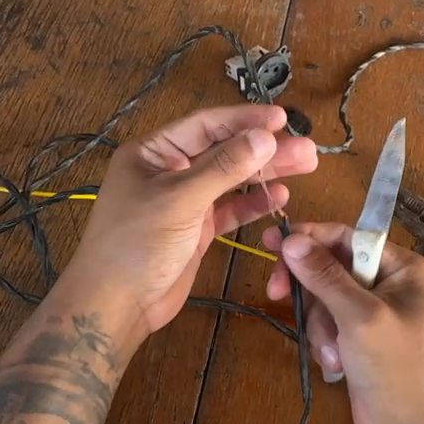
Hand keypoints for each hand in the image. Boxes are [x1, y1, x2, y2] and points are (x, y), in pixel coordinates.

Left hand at [62, 105, 317, 340]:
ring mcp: (184, 201)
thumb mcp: (180, 199)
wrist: (117, 304)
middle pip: (223, 151)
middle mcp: (168, 171)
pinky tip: (280, 196)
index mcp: (153, 152)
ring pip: (231, 180)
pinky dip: (253, 203)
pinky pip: (229, 209)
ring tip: (306, 165)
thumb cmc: (137, 243)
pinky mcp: (196, 229)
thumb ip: (225, 167)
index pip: (205, 126)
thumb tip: (266, 136)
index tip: (282, 118)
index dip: (244, 120)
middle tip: (307, 148)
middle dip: (264, 149)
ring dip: (265, 173)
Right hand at [262, 223, 423, 423]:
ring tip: (333, 353)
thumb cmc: (399, 368)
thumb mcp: (360, 317)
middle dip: (310, 290)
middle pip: (329, 267)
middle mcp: (388, 283)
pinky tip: (337, 364)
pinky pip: (326, 325)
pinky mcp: (359, 340)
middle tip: (276, 294)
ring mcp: (373, 313)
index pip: (347, 236)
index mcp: (401, 267)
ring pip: (323, 300)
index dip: (308, 237)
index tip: (270, 241)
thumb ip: (324, 276)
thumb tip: (290, 239)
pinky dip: (324, 342)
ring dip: (319, 326)